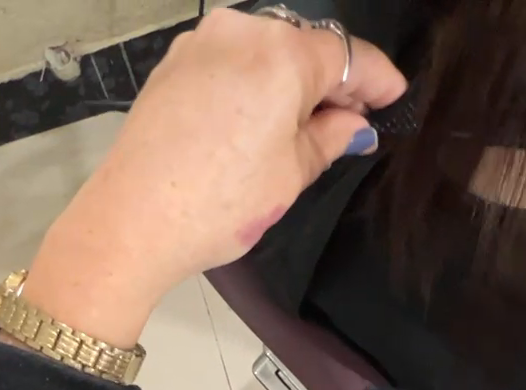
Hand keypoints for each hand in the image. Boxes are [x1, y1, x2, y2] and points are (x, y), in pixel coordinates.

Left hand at [20, 9, 407, 346]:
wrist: (132, 222)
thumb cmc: (216, 205)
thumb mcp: (289, 177)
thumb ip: (327, 139)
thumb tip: (351, 123)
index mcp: (281, 54)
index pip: (345, 55)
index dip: (375, 79)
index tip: (393, 95)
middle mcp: (240, 32)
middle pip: (303, 47)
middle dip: (330, 82)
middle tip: (350, 119)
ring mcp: (201, 45)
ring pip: (264, 54)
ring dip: (289, 84)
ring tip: (302, 129)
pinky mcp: (174, 66)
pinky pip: (230, 65)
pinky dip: (253, 87)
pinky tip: (259, 122)